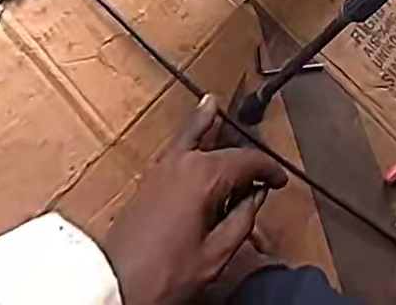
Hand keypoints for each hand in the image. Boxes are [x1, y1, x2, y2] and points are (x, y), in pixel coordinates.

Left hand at [101, 95, 288, 304]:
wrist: (114, 282)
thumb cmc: (164, 273)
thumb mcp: (213, 256)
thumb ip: (241, 221)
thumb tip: (256, 197)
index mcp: (204, 176)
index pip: (247, 161)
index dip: (268, 169)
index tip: (281, 181)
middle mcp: (186, 159)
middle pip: (226, 148)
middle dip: (247, 159)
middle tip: (263, 176)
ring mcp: (167, 163)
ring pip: (201, 134)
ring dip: (219, 129)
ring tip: (229, 114)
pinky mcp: (155, 173)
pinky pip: (183, 140)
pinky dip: (196, 125)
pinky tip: (203, 115)